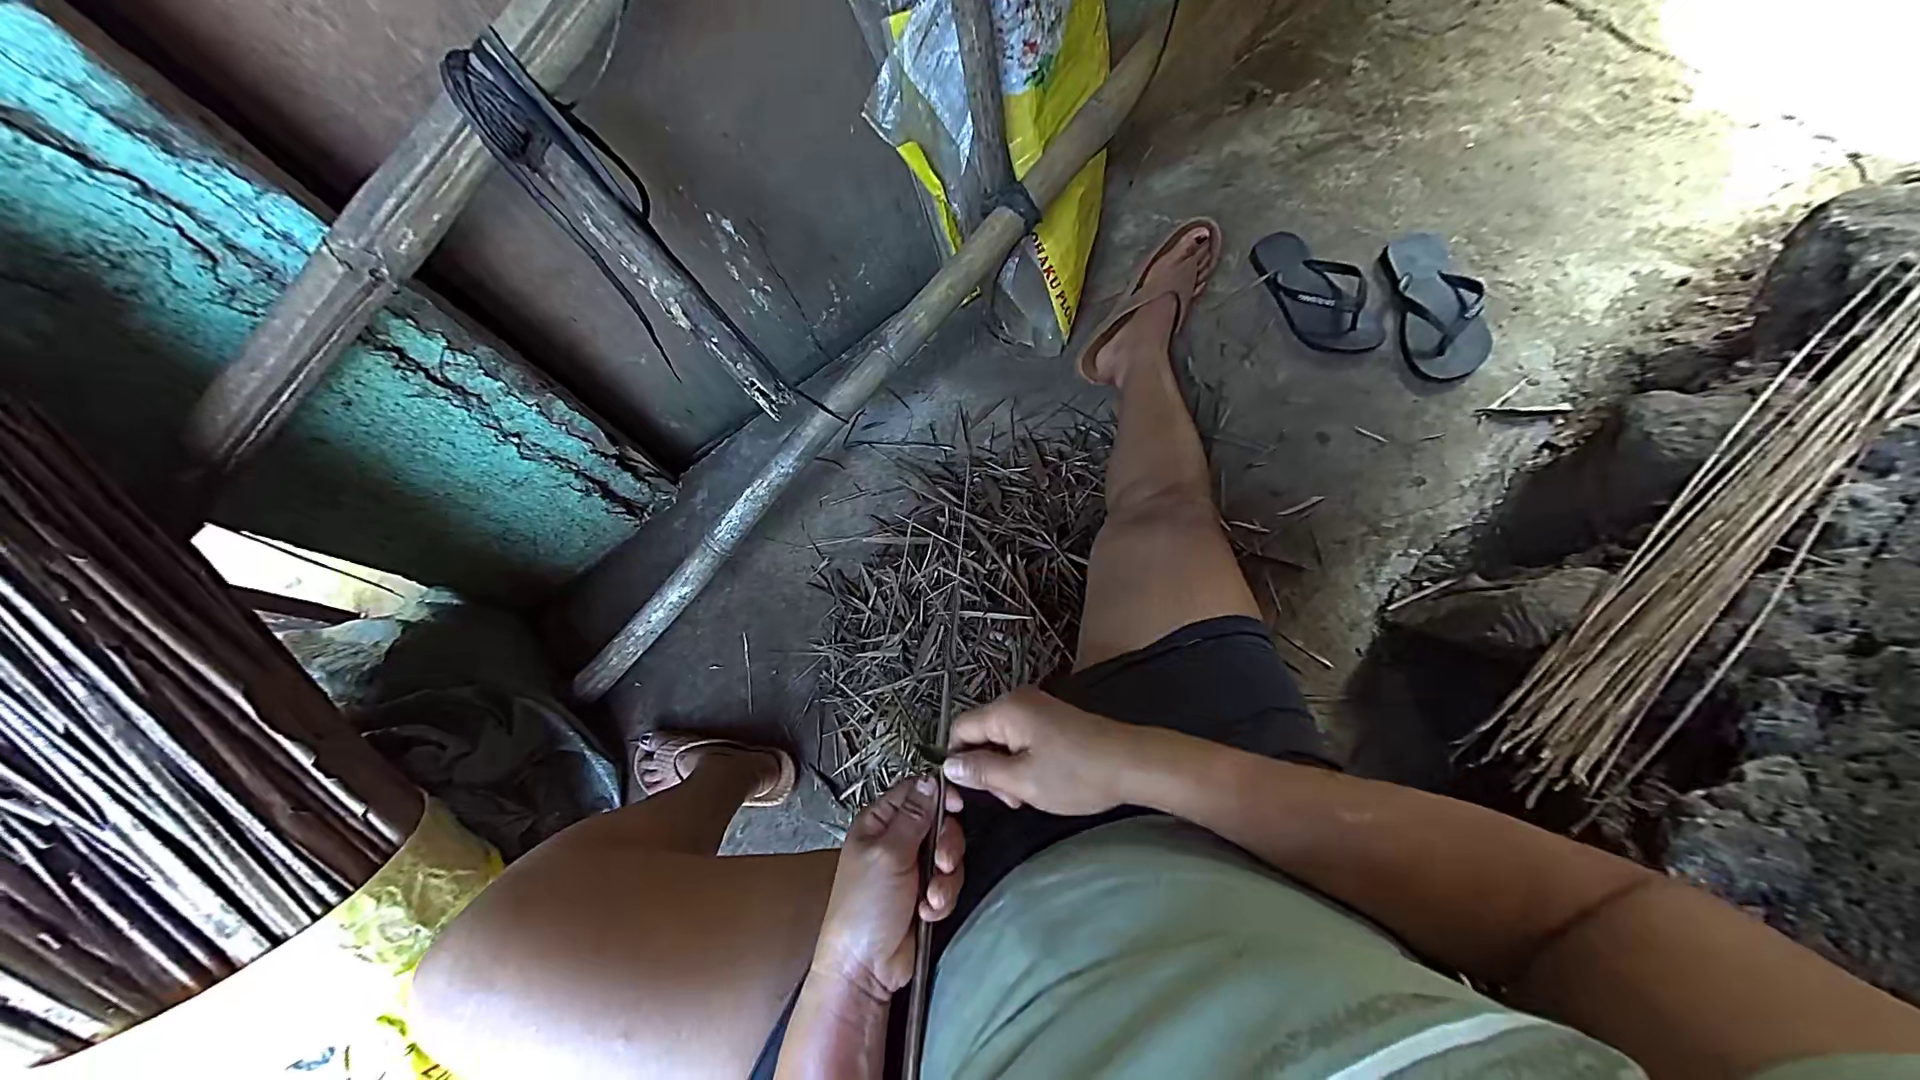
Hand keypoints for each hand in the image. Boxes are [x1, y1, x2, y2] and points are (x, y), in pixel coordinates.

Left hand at [810, 776, 964, 1002]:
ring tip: (931, 898)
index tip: (955, 807)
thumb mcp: (889, 854)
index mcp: (879, 821)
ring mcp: (913, 867)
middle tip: (940, 864)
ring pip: (949, 853)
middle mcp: (897, 839)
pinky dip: (942, 898)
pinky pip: (948, 882)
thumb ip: (914, 815)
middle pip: (940, 821)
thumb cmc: (865, 907)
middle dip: (946, 844)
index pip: (916, 791)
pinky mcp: (926, 892)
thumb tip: (931, 778)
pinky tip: (928, 912)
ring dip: (945, 878)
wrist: (865, 969)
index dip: (939, 795)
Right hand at [942, 687, 1157, 814]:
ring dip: (1006, 770)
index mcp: (1006, 710)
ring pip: (1002, 740)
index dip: (957, 761)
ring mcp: (1037, 709)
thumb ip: (981, 772)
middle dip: (986, 768)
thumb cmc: (1078, 773)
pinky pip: (1022, 739)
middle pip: (981, 734)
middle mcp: (1018, 701)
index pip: (959, 729)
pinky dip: (1023, 762)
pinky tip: (1040, 783)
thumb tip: (950, 766)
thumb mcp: (1021, 781)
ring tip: (1027, 795)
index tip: (966, 792)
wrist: (1131, 764)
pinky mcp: (1052, 720)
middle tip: (1008, 798)